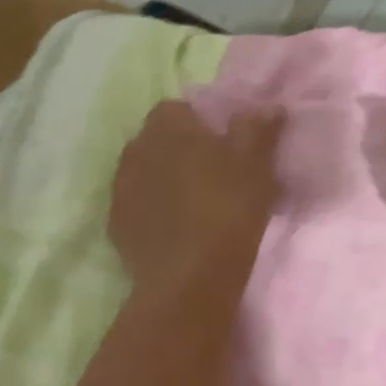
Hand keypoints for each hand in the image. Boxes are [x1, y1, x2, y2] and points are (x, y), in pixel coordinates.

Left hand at [109, 100, 282, 293]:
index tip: (228, 150)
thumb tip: (268, 106)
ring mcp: (120, 186)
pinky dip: (156, 213)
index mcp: (168, 125)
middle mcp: (136, 147)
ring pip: (147, 173)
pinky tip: (178, 232)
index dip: (204, 126)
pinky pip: (139, 207)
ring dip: (167, 182)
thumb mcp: (256, 168)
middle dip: (183, 153)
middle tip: (217, 179)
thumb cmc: (228, 212)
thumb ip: (258, 131)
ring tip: (197, 208)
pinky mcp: (116, 223)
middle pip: (161, 141)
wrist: (188, 279)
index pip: (181, 109)